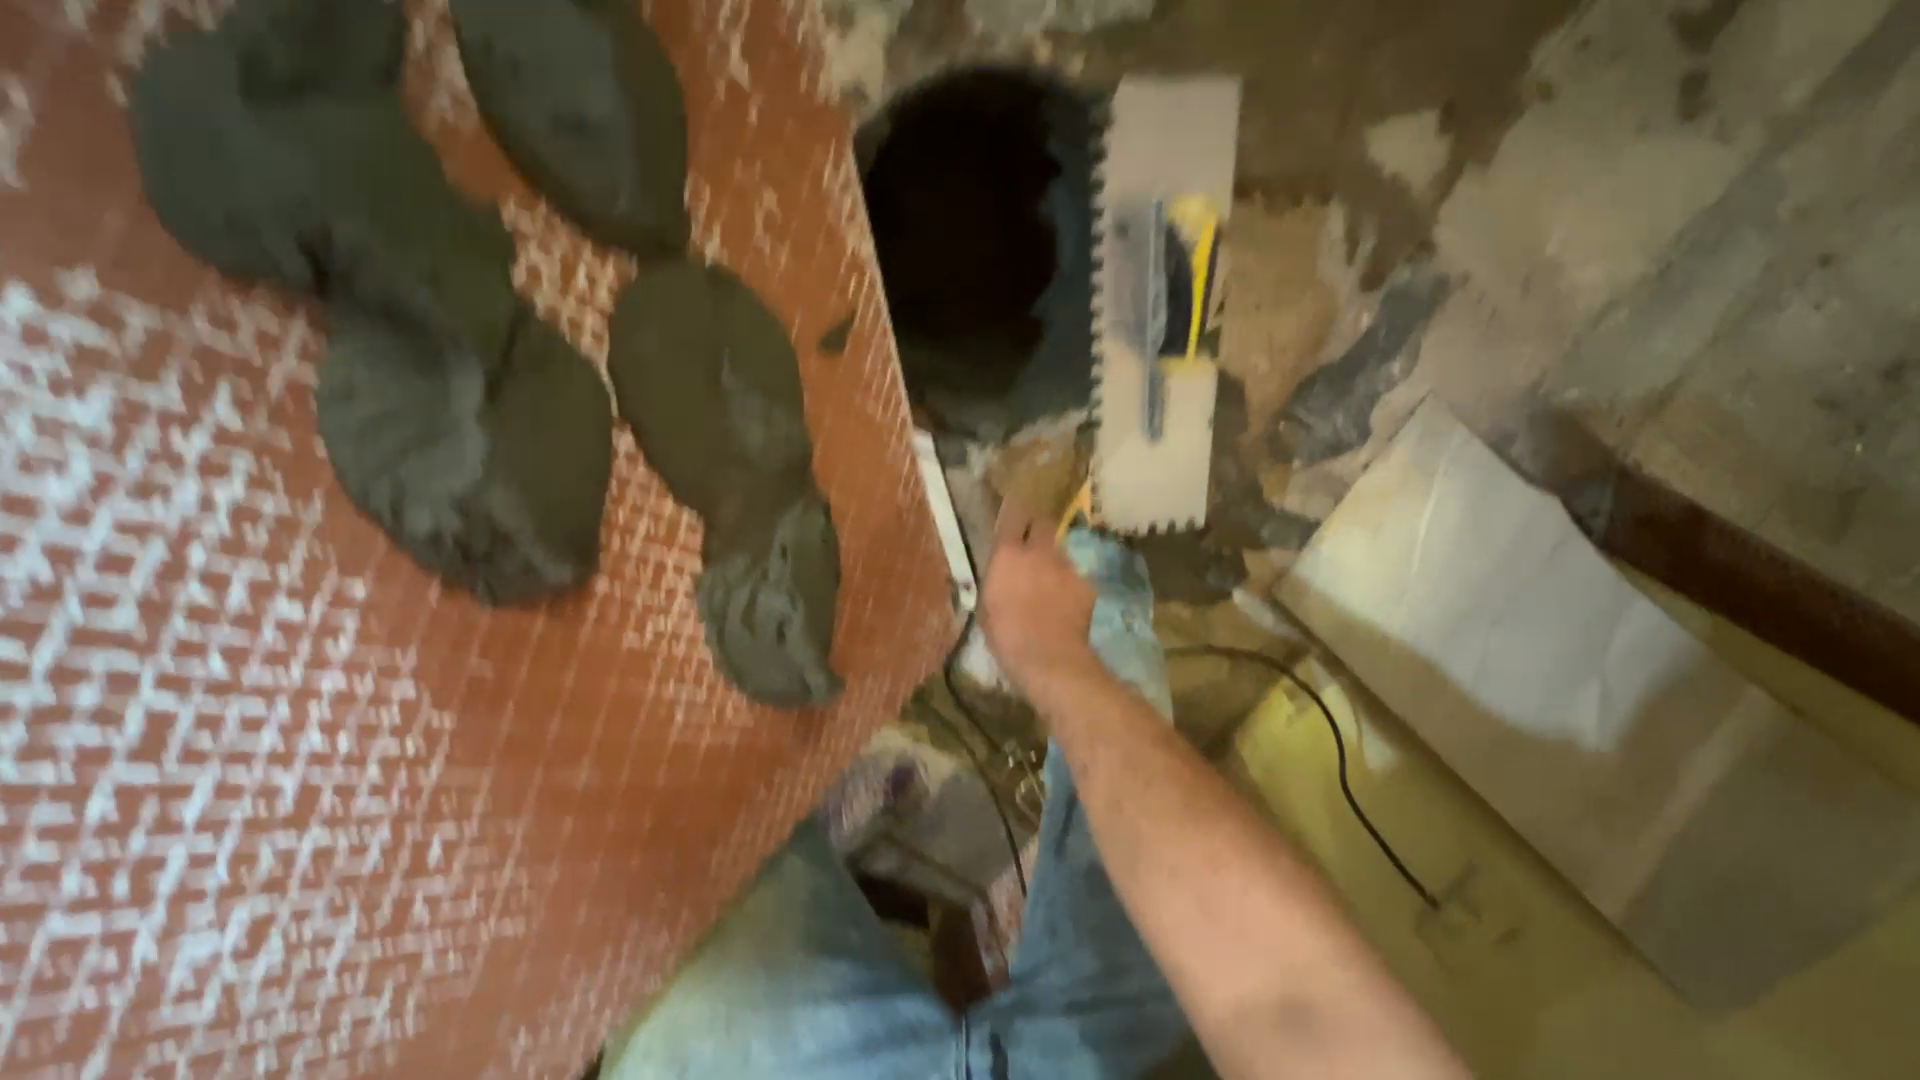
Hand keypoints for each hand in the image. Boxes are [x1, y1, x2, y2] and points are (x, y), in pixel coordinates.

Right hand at [979, 500, 1098, 694]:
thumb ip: (994, 582)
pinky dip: (1070, 587)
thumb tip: (998, 575)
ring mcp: (1067, 567)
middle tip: (1033, 545)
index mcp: (1009, 554)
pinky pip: (1076, 578)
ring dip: (1054, 563)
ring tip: (1049, 587)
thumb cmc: (1005, 635)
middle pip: (1044, 524)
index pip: (1014, 515)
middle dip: (1039, 529)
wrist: (1048, 657)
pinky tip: (1066, 607)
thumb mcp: (985, 608)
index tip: (1014, 511)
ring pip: (1060, 553)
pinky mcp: (1087, 585)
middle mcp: (1039, 552)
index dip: (1015, 510)